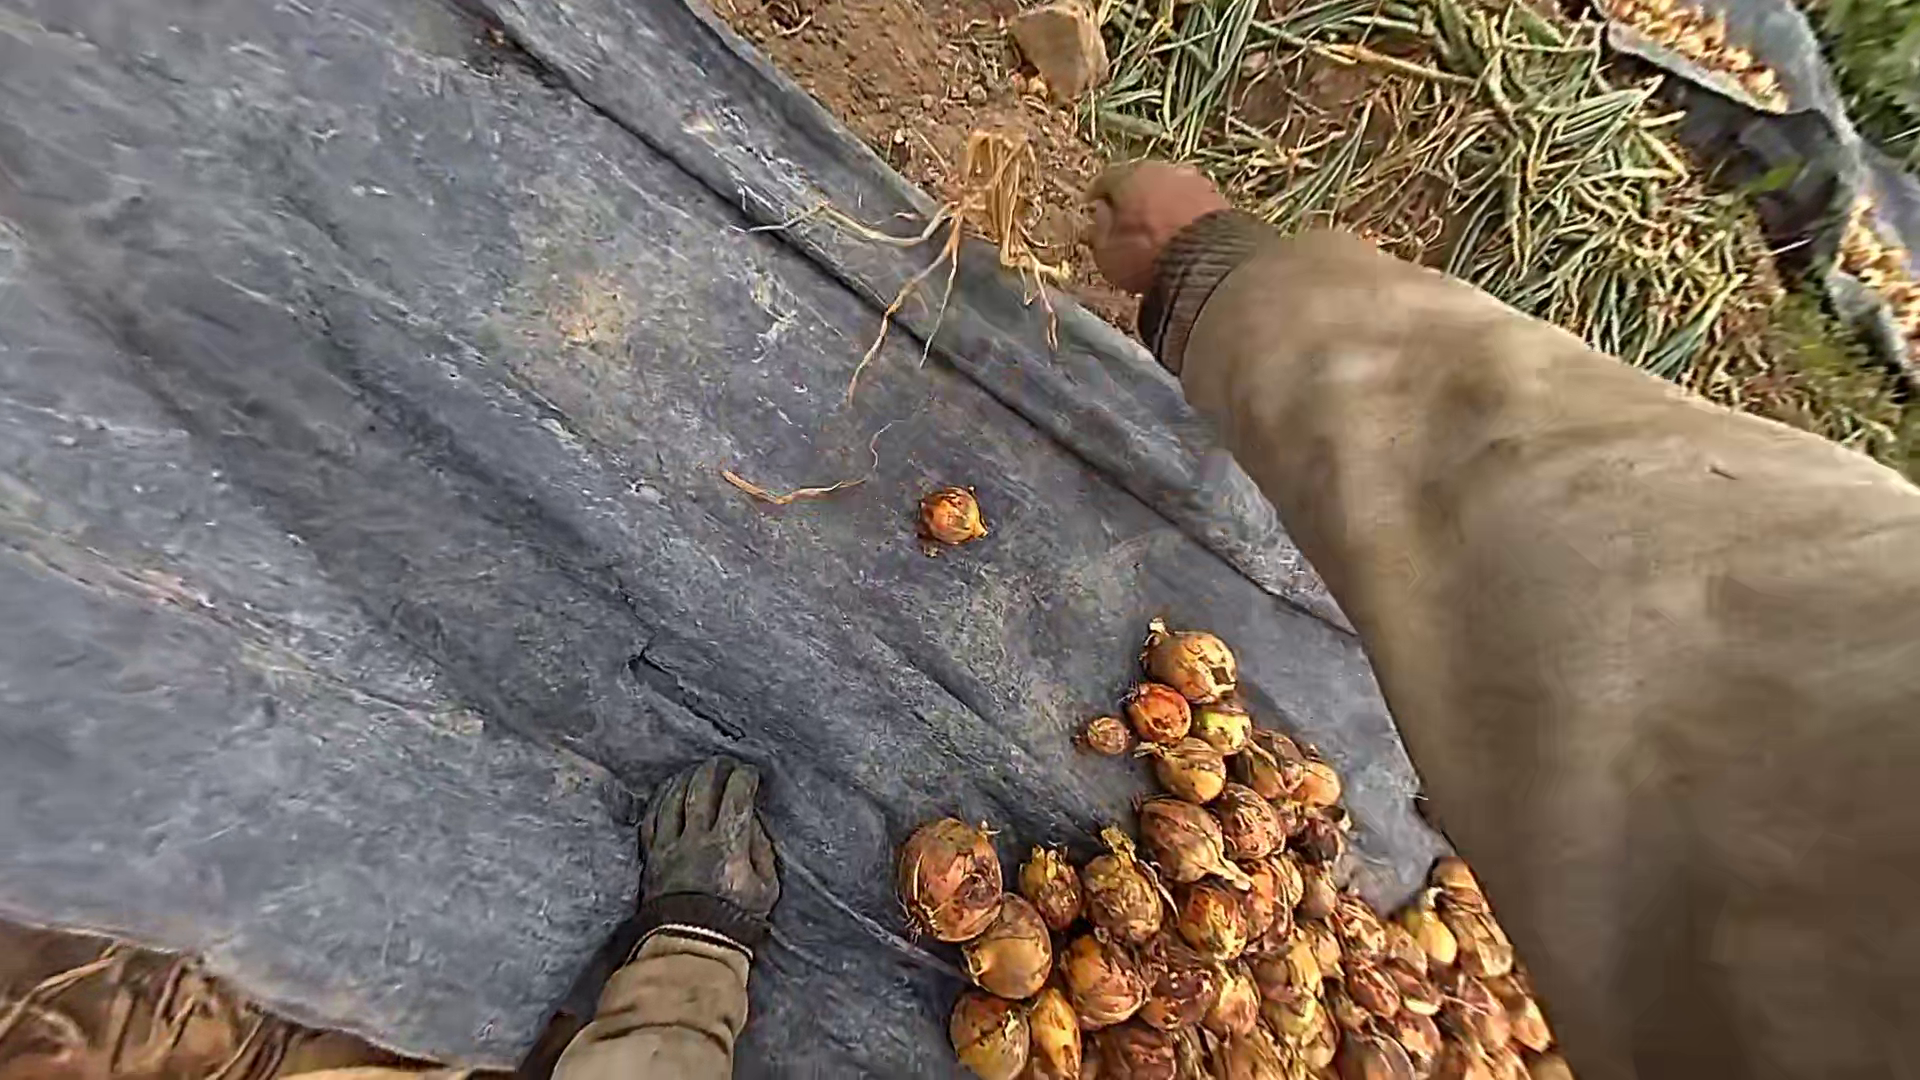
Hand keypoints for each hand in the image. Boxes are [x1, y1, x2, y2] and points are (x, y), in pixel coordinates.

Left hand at [641, 756, 778, 917]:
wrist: (690, 952)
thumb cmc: (735, 919)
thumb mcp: (767, 886)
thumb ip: (763, 848)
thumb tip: (755, 820)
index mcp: (728, 845)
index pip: (736, 795)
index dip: (745, 776)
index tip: (752, 774)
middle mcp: (696, 840)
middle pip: (702, 788)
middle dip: (716, 768)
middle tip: (726, 762)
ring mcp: (669, 848)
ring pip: (674, 798)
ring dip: (688, 777)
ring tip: (700, 769)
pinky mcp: (651, 859)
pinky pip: (652, 818)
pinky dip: (662, 797)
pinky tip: (672, 787)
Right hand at [1086, 162, 1229, 293]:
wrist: (1204, 261)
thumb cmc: (1144, 256)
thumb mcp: (1106, 252)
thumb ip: (1099, 229)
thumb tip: (1100, 213)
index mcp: (1128, 177)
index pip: (1105, 180)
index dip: (1095, 196)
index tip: (1091, 207)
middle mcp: (1161, 169)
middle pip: (1139, 181)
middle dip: (1129, 199)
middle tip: (1123, 220)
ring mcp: (1192, 180)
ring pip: (1166, 190)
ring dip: (1157, 206)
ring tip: (1153, 230)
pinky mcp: (1216, 197)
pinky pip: (1188, 204)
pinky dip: (1179, 215)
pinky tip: (1176, 234)